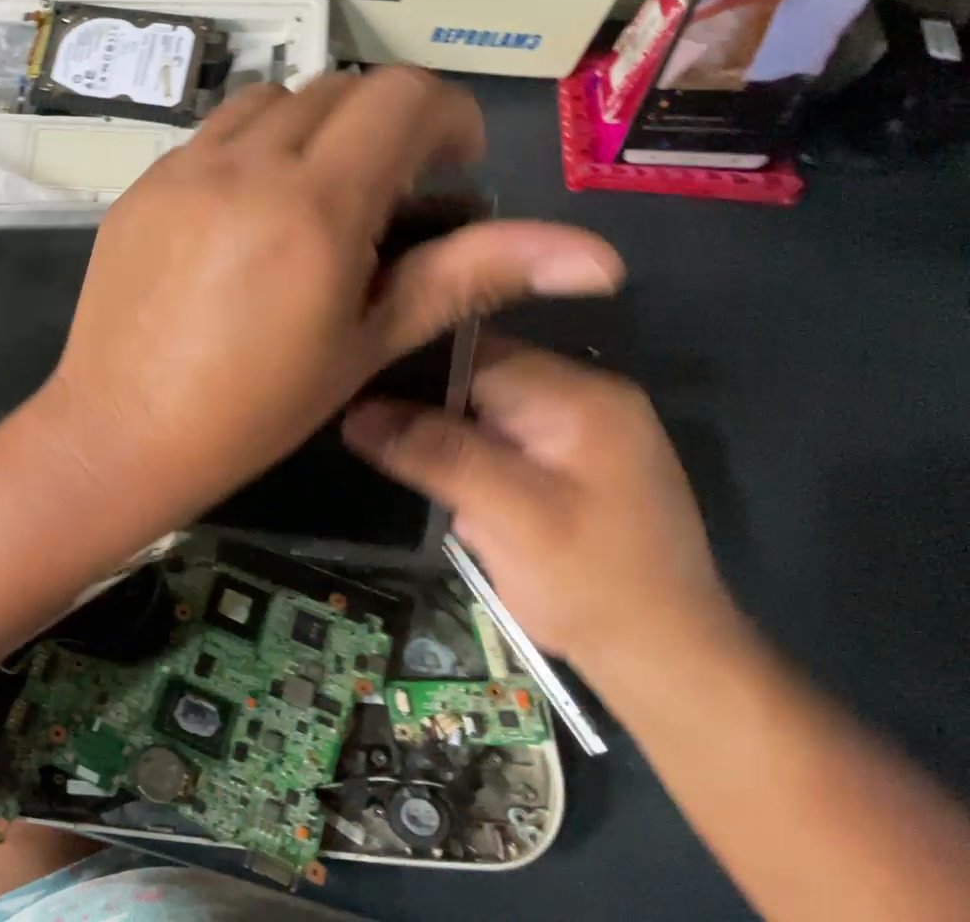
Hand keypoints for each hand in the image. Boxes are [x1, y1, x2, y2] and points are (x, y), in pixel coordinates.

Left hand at [33, 69, 624, 529]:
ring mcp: (179, 172)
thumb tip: (596, 256)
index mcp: (314, 205)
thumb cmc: (253, 409)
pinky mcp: (138, 189)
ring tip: (313, 198)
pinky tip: (244, 216)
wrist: (122, 433)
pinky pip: (207, 138)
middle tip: (386, 194)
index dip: (447, 119)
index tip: (449, 171)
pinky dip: (246, 151)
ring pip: (268, 102)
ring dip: (311, 128)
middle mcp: (244, 166)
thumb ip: (468, 276)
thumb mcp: (366, 345)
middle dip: (383, 124)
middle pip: (339, 90)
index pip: (404, 97)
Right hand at [341, 339, 739, 667]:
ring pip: (474, 408)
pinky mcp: (559, 465)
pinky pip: (490, 437)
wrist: (659, 656)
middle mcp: (579, 400)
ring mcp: (570, 434)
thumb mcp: (508, 514)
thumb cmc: (590, 581)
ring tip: (376, 448)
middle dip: (415, 402)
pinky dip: (454, 453)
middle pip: (472, 376)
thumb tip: (355, 413)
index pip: (472, 352)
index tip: (349, 390)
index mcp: (578, 397)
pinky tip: (424, 475)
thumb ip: (436, 455)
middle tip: (355, 425)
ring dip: (430, 430)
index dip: (406, 368)